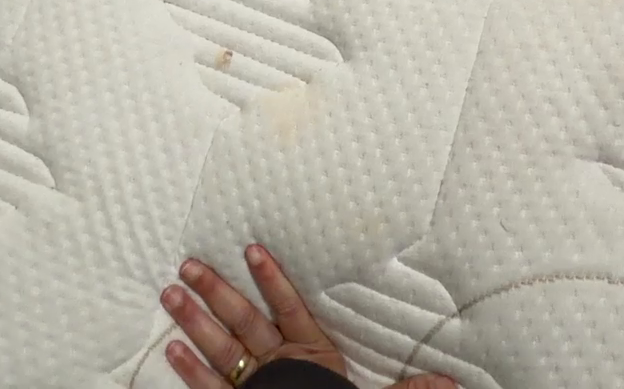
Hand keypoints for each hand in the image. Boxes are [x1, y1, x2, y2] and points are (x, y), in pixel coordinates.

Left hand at [161, 245, 454, 388]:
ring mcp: (254, 388)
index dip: (271, 278)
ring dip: (193, 320)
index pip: (290, 308)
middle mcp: (278, 365)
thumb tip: (454, 383)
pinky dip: (189, 369)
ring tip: (170, 293)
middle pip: (243, 320)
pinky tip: (170, 349)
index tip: (250, 248)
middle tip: (187, 265)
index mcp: (311, 356)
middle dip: (214, 291)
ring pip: (221, 347)